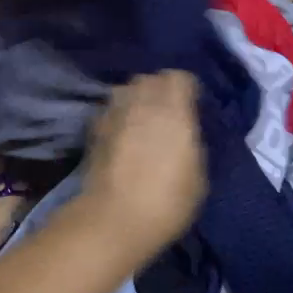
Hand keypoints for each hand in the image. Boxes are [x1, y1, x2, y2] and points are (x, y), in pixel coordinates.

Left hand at [74, 71, 205, 262]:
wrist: (115, 215)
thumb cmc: (167, 200)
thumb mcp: (197, 173)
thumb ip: (190, 138)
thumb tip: (184, 126)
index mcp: (172, 111)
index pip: (178, 77)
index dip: (186, 87)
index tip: (191, 102)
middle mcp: (140, 103)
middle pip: (149, 78)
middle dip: (159, 88)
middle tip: (167, 109)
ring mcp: (113, 112)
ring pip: (126, 89)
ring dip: (136, 97)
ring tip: (144, 117)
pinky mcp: (94, 125)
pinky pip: (111, 107)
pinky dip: (120, 112)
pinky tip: (124, 130)